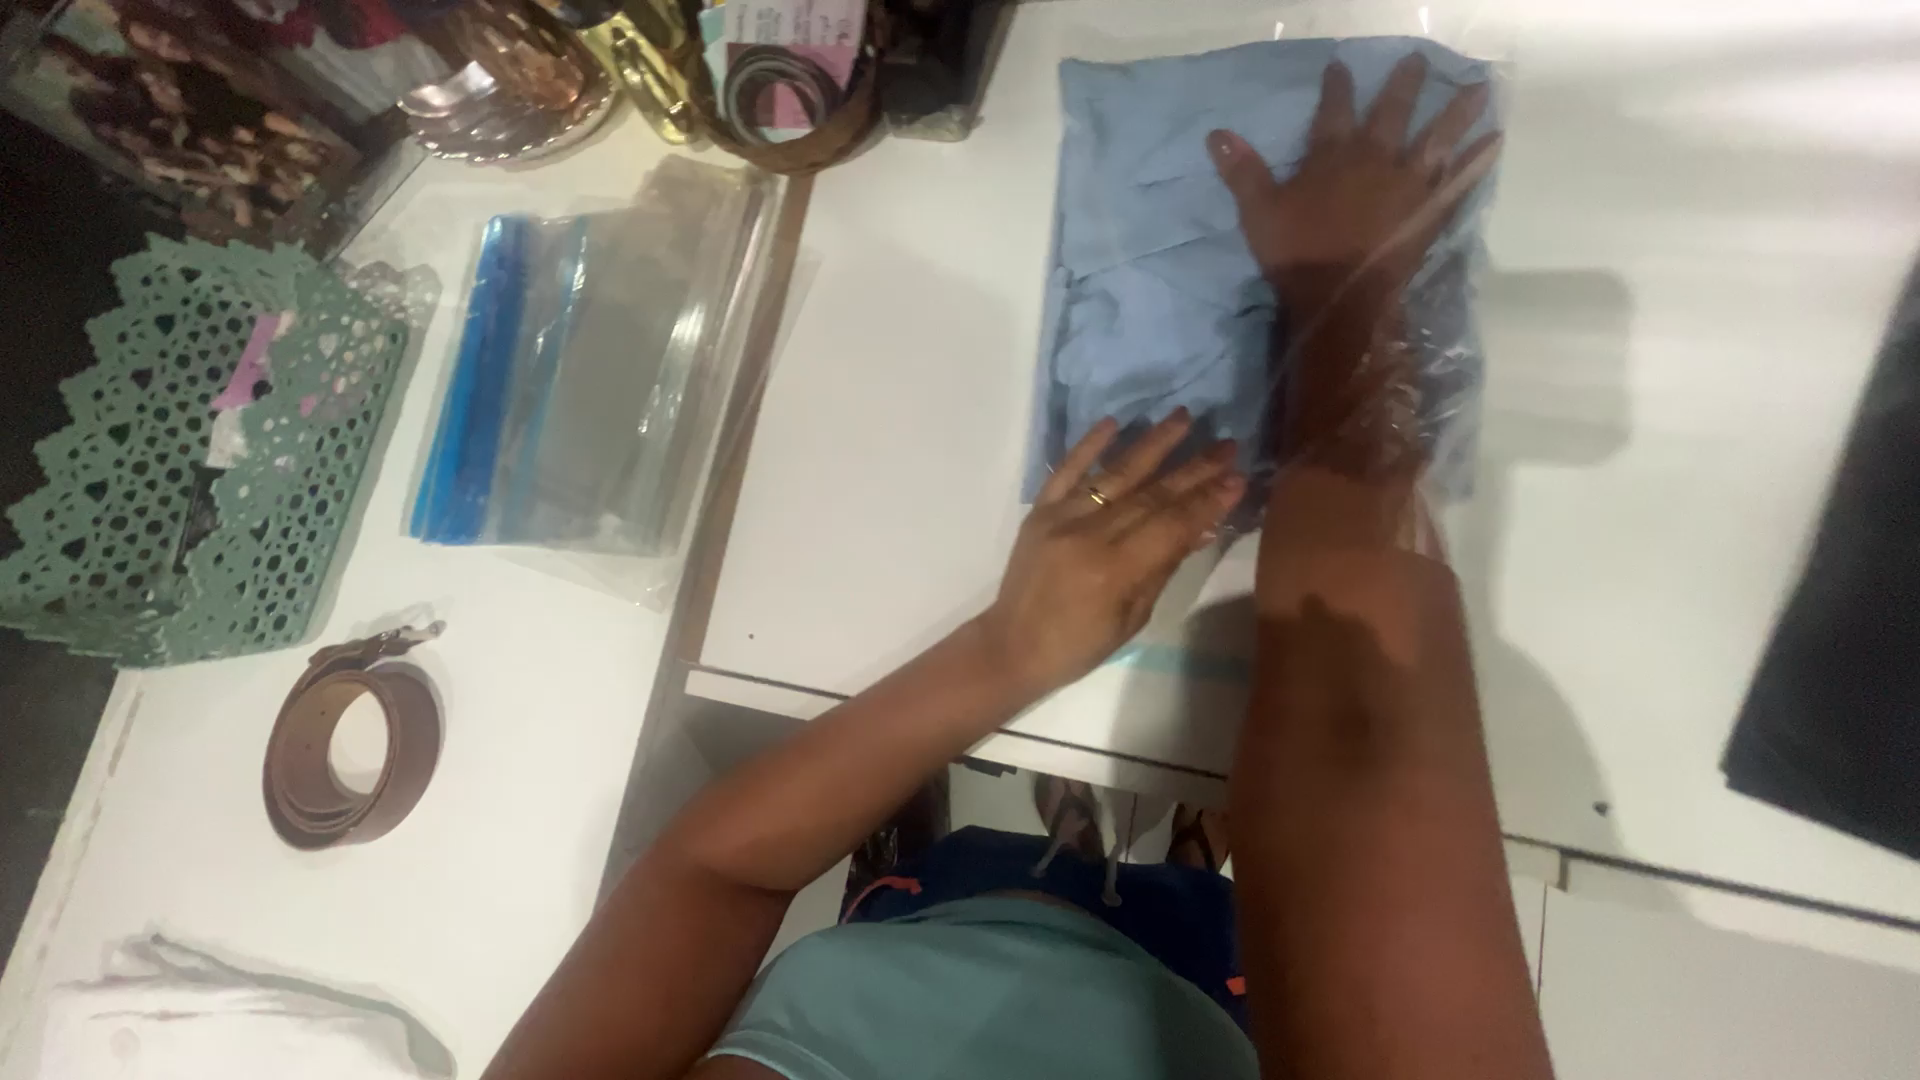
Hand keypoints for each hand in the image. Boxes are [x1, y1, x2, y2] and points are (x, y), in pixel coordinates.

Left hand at [977, 409, 1244, 698]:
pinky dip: (1088, 446)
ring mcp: (1059, 519)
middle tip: (1226, 445)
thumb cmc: (1078, 646)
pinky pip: (1065, 472)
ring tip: (1183, 417)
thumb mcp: (1132, 618)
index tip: (1238, 477)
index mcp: (1114, 570)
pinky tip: (1113, 422)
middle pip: (1150, 495)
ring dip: (1151, 444)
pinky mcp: (1038, 512)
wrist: (1012, 647)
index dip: (1207, 500)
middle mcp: (1088, 535)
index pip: (1171, 524)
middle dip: (1193, 469)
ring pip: (1113, 474)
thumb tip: (1200, 528)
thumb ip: (1162, 568)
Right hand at [1208, 53, 1500, 306]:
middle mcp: (1376, 158)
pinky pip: (1459, 179)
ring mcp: (1408, 183)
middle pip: (1392, 112)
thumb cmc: (1294, 254)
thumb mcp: (1258, 213)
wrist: (1339, 293)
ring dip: (1457, 111)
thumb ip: (1242, 171)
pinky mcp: (1429, 210)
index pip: (1333, 110)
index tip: (1340, 65)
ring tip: (1479, 87)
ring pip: (1436, 137)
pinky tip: (1494, 140)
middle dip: (1403, 85)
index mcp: (1333, 157)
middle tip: (1417, 61)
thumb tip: (1216, 133)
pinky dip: (1477, 159)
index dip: (1336, 86)